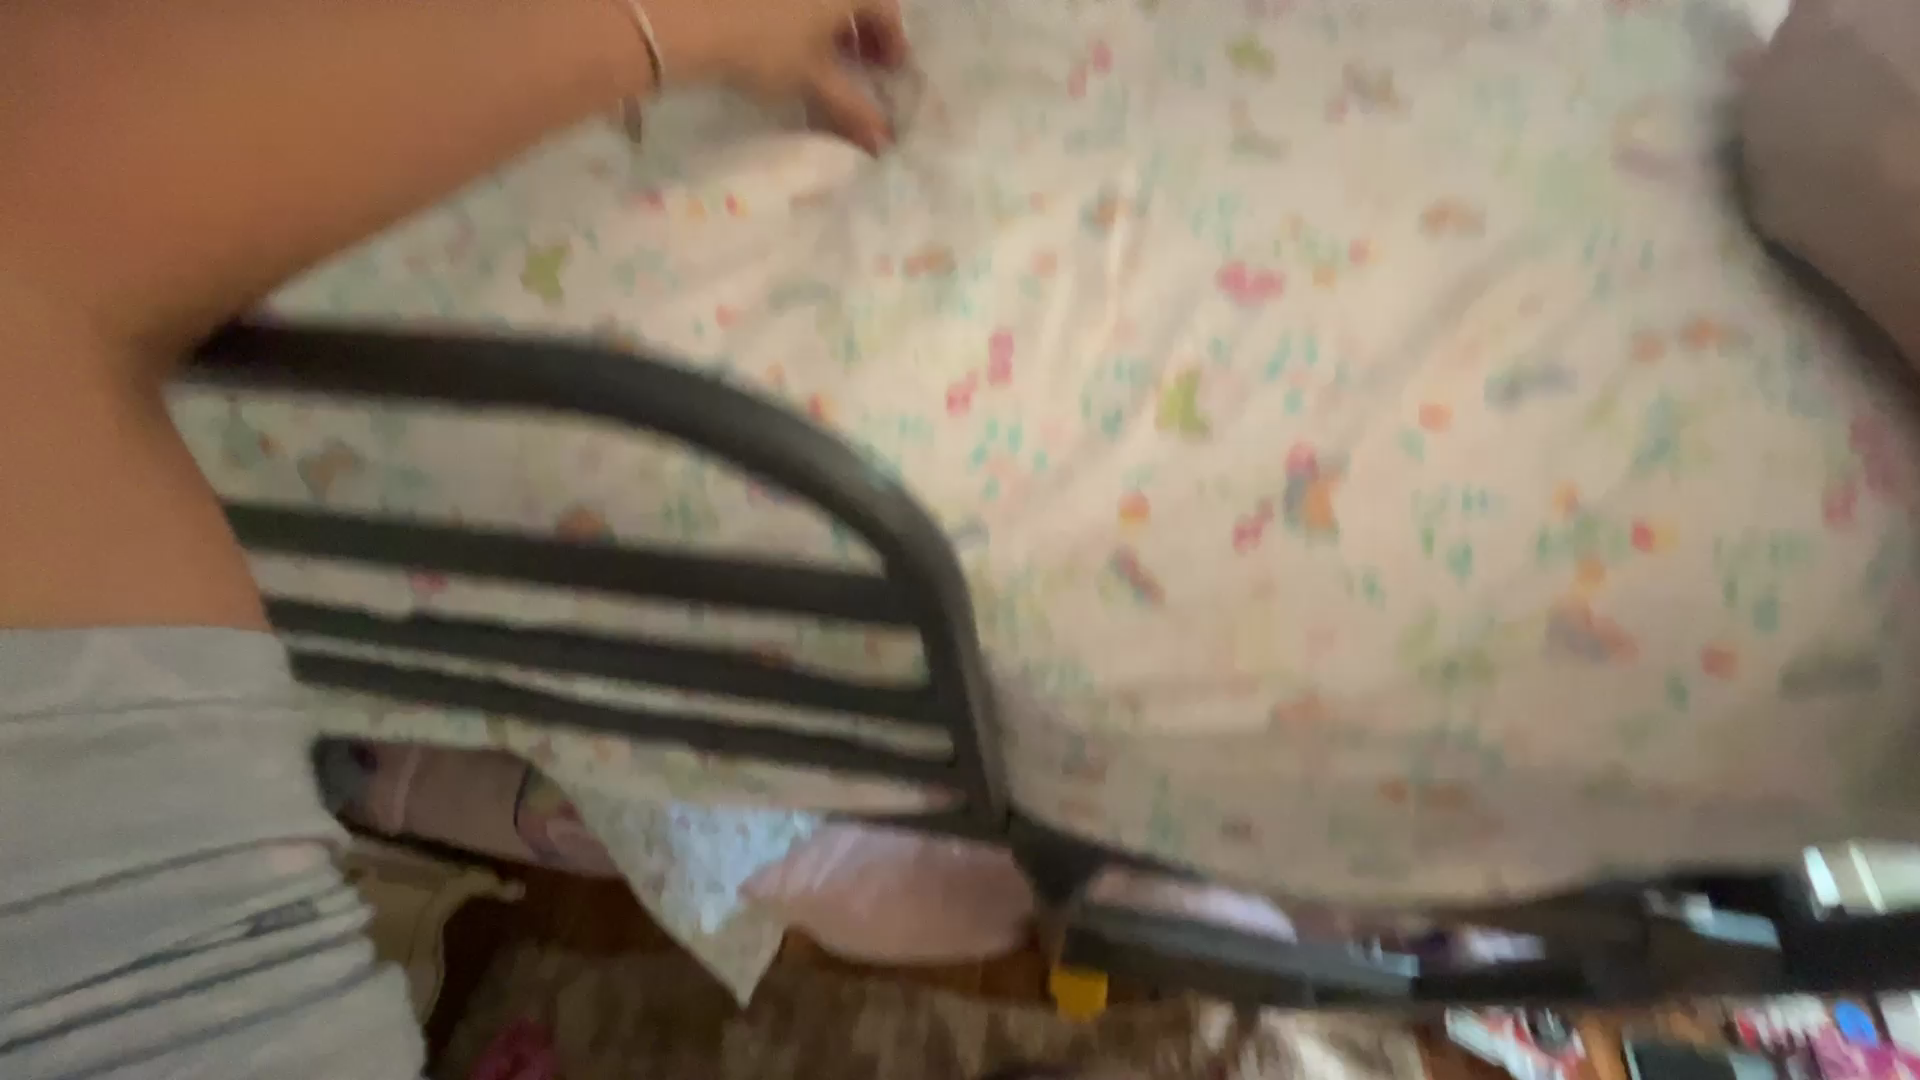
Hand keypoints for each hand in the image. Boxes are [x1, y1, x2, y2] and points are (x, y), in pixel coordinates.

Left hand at [640, 0, 910, 151]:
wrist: (686, 12)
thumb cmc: (763, 46)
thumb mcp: (813, 81)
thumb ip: (852, 110)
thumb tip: (882, 142)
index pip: (886, 8)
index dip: (893, 41)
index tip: (890, 70)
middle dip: (863, 29)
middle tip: (860, 63)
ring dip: (832, 20)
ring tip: (823, 53)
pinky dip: (803, 12)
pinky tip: (789, 34)